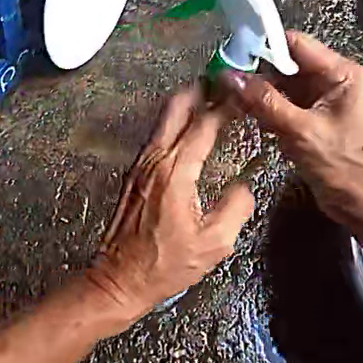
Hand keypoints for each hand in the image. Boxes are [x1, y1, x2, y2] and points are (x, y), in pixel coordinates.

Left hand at [84, 84, 255, 326]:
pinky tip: (187, 130)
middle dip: (199, 91)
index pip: (205, 125)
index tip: (245, 94)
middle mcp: (154, 160)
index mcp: (176, 172)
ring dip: (185, 105)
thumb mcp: (213, 244)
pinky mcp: (133, 175)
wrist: (118, 279)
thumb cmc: (166, 264)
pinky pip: (156, 137)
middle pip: (176, 109)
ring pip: (162, 120)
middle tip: (223, 83)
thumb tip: (243, 187)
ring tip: (209, 98)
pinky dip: (174, 124)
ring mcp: (139, 166)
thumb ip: (235, 209)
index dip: (227, 106)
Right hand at [218, 31, 362, 235]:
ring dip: (262, 98)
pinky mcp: (318, 125)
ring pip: (285, 90)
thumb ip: (264, 102)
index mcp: (343, 74)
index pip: (297, 45)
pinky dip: (270, 115)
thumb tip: (229, 77)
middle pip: (289, 67)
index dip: (263, 45)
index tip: (231, 54)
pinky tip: (249, 121)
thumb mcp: (302, 132)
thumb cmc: (347, 168)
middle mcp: (336, 83)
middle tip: (224, 83)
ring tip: (230, 101)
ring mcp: (327, 105)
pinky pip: (288, 110)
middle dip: (258, 75)